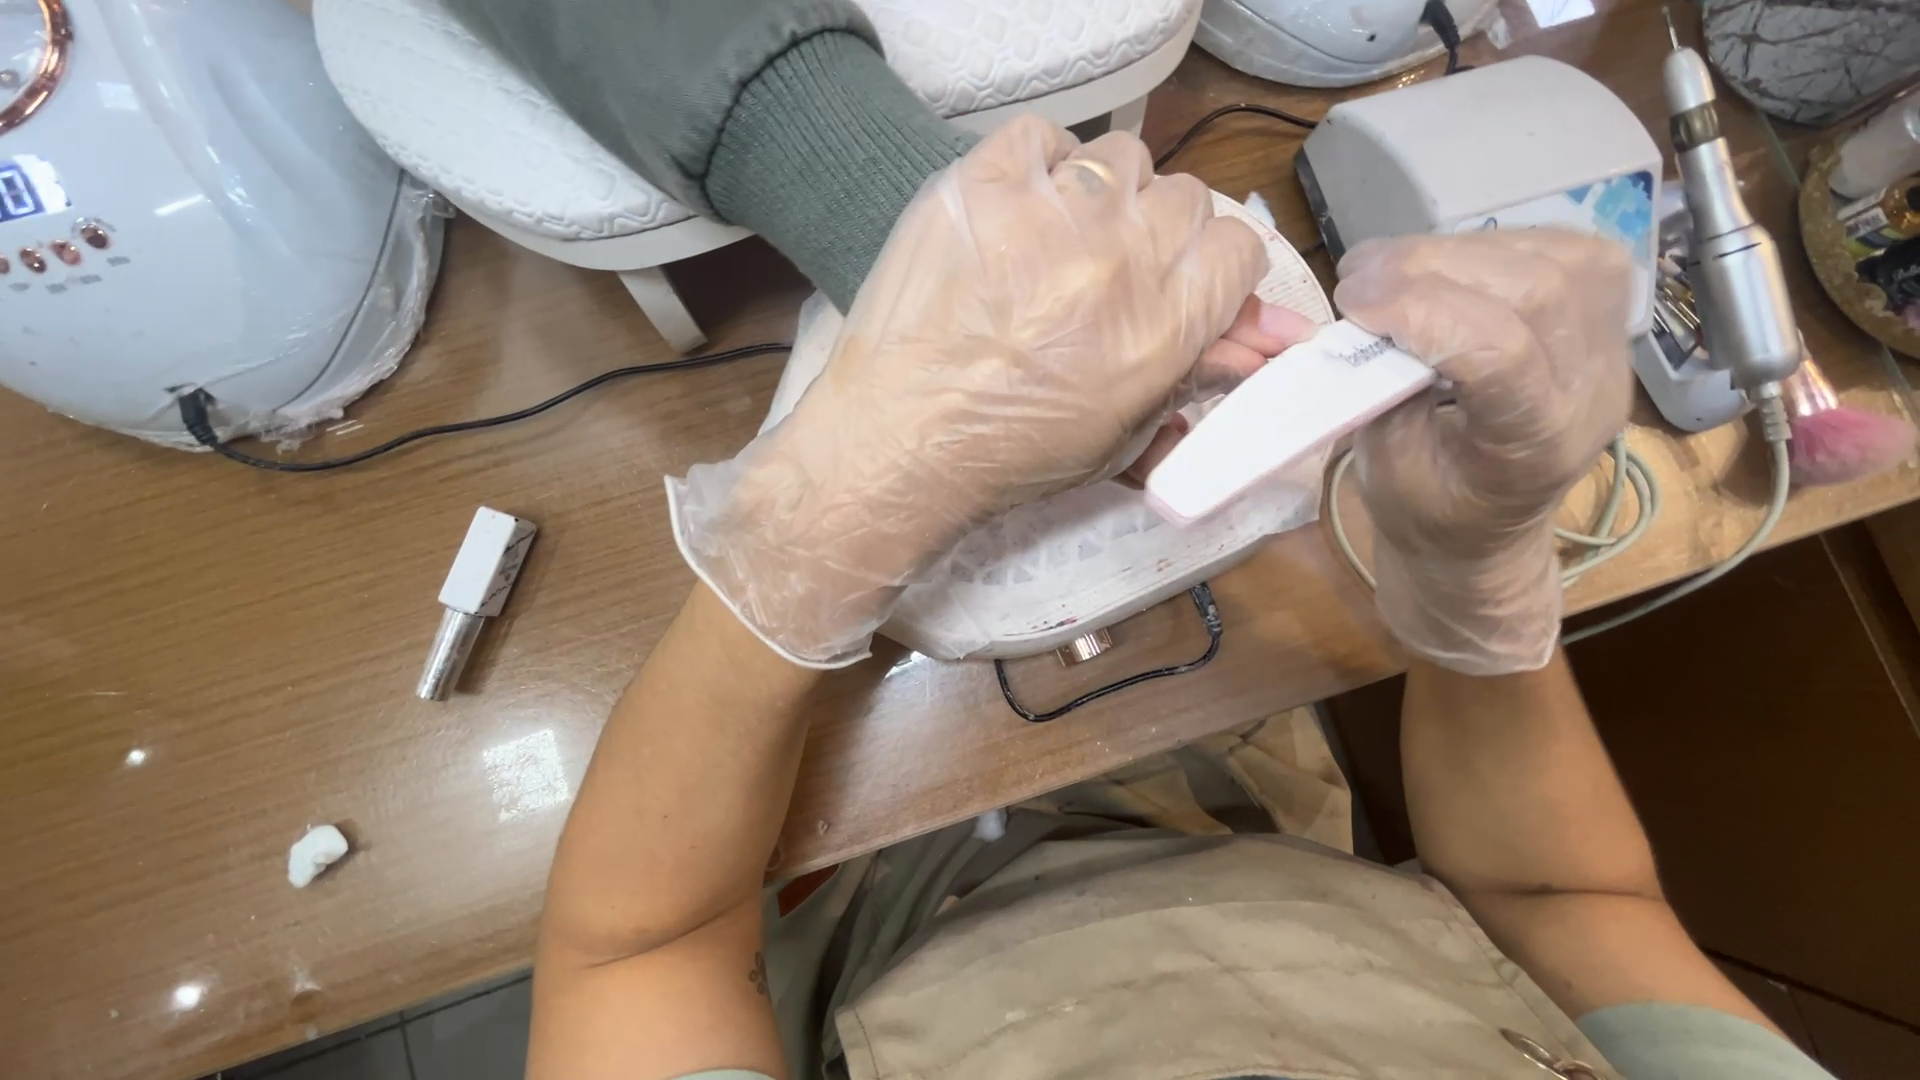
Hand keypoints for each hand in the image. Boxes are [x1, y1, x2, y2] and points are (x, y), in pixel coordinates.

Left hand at [668, 116, 1271, 665]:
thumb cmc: (1007, 458)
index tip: (1183, 285)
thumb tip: (1259, 345)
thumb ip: (1190, 379)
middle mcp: (1116, 262)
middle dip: (1159, 236)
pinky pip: (1041, 138)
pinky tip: (1020, 213)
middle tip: (1112, 274)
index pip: (1238, 249)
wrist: (896, 445)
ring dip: (1103, 199)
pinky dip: (1039, 167)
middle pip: (1185, 199)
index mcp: (1161, 332)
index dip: (1214, 270)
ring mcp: (1045, 217)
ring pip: (1119, 160)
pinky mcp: (979, 186)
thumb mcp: (1116, 438)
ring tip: (1060, 245)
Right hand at [1335, 229, 1634, 674]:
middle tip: (1354, 276)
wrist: (1483, 526)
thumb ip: (1381, 391)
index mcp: (1534, 447)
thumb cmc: (1424, 508)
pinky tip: (1437, 265)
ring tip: (1385, 267)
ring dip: (1454, 248)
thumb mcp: (1384, 465)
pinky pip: (1560, 250)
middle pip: (1535, 289)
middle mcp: (1593, 390)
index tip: (1349, 302)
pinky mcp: (1605, 317)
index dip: (1421, 311)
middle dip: (1430, 266)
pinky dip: (1484, 245)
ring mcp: (1611, 348)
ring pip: (1554, 256)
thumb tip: (1363, 318)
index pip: (1500, 353)